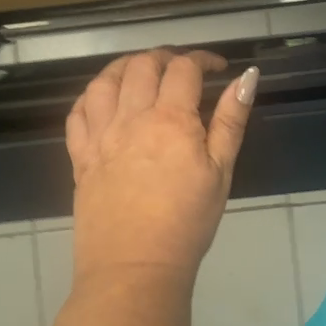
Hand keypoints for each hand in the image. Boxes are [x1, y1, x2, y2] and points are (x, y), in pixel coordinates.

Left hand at [65, 49, 258, 283]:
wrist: (134, 269)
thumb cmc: (187, 221)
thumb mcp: (221, 170)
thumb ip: (232, 119)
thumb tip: (248, 76)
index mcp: (171, 120)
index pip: (184, 67)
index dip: (203, 59)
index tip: (218, 67)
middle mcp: (131, 119)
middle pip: (142, 65)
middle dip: (166, 56)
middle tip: (184, 69)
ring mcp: (100, 137)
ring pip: (105, 81)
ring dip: (126, 67)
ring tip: (143, 72)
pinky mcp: (80, 158)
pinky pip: (77, 113)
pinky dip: (93, 95)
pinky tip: (107, 99)